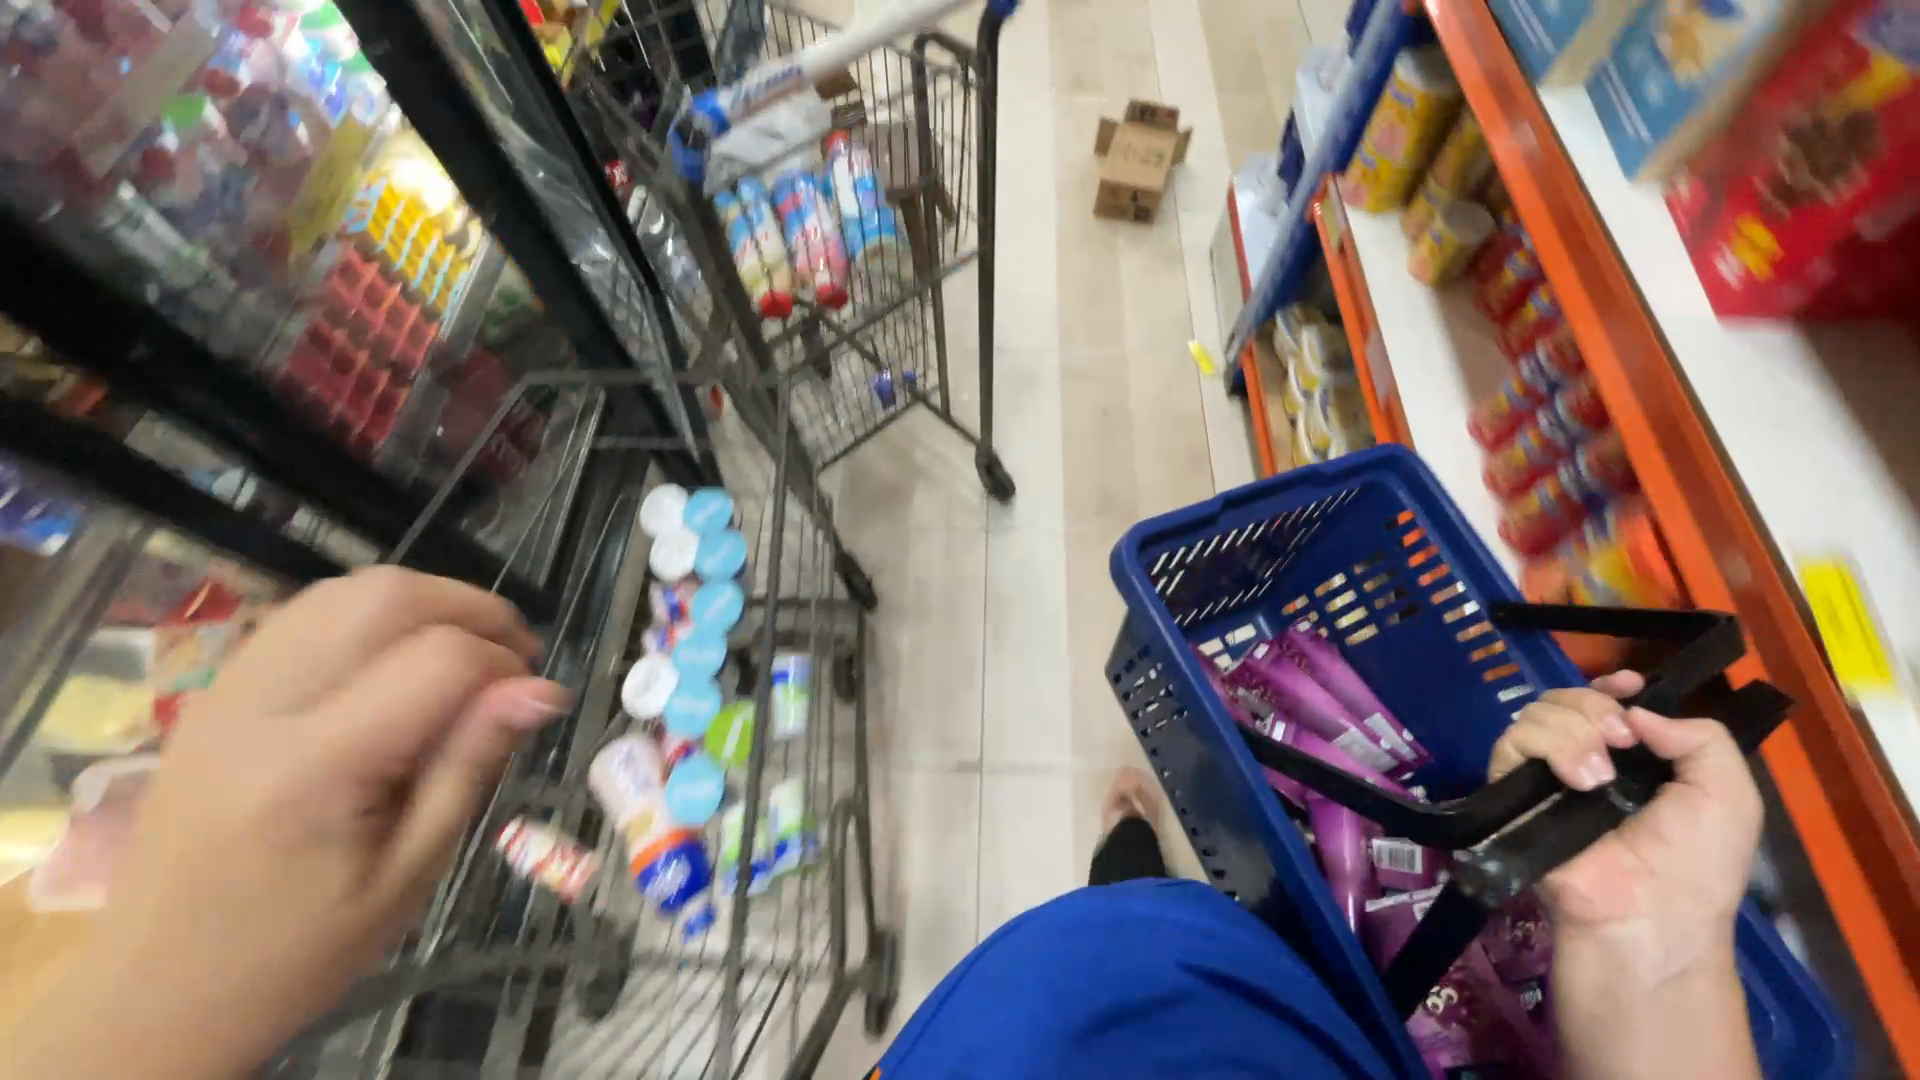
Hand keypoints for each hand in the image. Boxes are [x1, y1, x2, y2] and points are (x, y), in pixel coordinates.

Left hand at [7, 568, 571, 1079]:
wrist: (155, 993)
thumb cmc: (302, 948)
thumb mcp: (412, 869)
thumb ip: (472, 763)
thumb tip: (543, 689)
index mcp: (311, 768)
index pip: (437, 660)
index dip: (505, 664)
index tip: (532, 700)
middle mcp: (259, 708)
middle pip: (386, 597)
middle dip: (474, 610)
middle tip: (514, 659)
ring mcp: (227, 692)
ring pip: (347, 591)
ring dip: (427, 603)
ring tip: (466, 653)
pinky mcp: (217, 692)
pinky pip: (310, 614)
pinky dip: (377, 615)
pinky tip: (404, 659)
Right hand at [1488, 671, 1761, 967]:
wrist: (1646, 909)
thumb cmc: (1695, 862)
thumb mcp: (1730, 797)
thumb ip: (1702, 739)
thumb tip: (1635, 710)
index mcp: (1632, 756)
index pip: (1604, 701)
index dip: (1609, 685)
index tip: (1625, 685)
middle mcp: (1584, 756)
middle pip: (1566, 697)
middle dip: (1594, 705)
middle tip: (1621, 739)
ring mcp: (1543, 770)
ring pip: (1537, 713)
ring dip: (1573, 731)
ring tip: (1599, 776)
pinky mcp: (1509, 784)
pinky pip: (1511, 741)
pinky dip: (1547, 747)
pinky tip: (1577, 779)